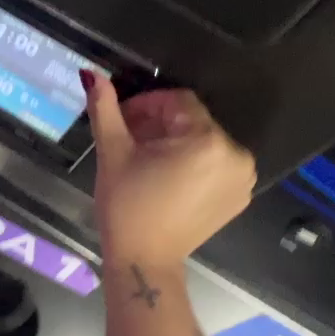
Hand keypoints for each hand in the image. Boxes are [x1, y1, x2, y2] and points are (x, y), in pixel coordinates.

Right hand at [82, 69, 255, 272]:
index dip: (146, 105)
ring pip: (204, 143)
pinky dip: (193, 165)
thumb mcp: (113, 155)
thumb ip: (107, 111)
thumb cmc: (126, 207)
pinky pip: (215, 165)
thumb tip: (92, 75)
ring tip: (146, 162)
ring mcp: (242, 177)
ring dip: (176, 144)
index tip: (122, 120)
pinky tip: (166, 180)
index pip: (178, 101)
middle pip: (192, 122)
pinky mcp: (239, 195)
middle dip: (159, 125)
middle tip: (130, 142)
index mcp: (206, 140)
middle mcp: (235, 154)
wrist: (144, 260)